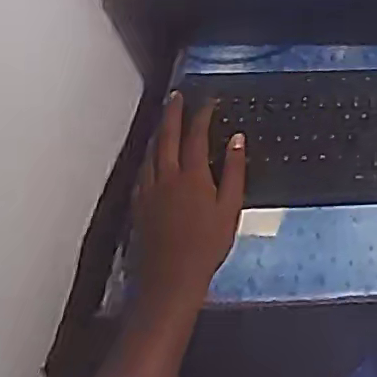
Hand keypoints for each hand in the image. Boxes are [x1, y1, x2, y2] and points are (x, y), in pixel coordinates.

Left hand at [131, 92, 246, 312]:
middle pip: (167, 135)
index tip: (208, 101)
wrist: (170, 281)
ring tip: (164, 118)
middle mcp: (167, 176)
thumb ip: (234, 171)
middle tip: (176, 95)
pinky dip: (149, 155)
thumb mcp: (230, 209)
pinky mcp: (139, 205)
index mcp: (192, 175)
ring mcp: (150, 190)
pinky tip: (151, 157)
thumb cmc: (206, 247)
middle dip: (173, 112)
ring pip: (152, 151)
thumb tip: (237, 139)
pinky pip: (143, 170)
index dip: (202, 115)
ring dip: (159, 130)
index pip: (196, 135)